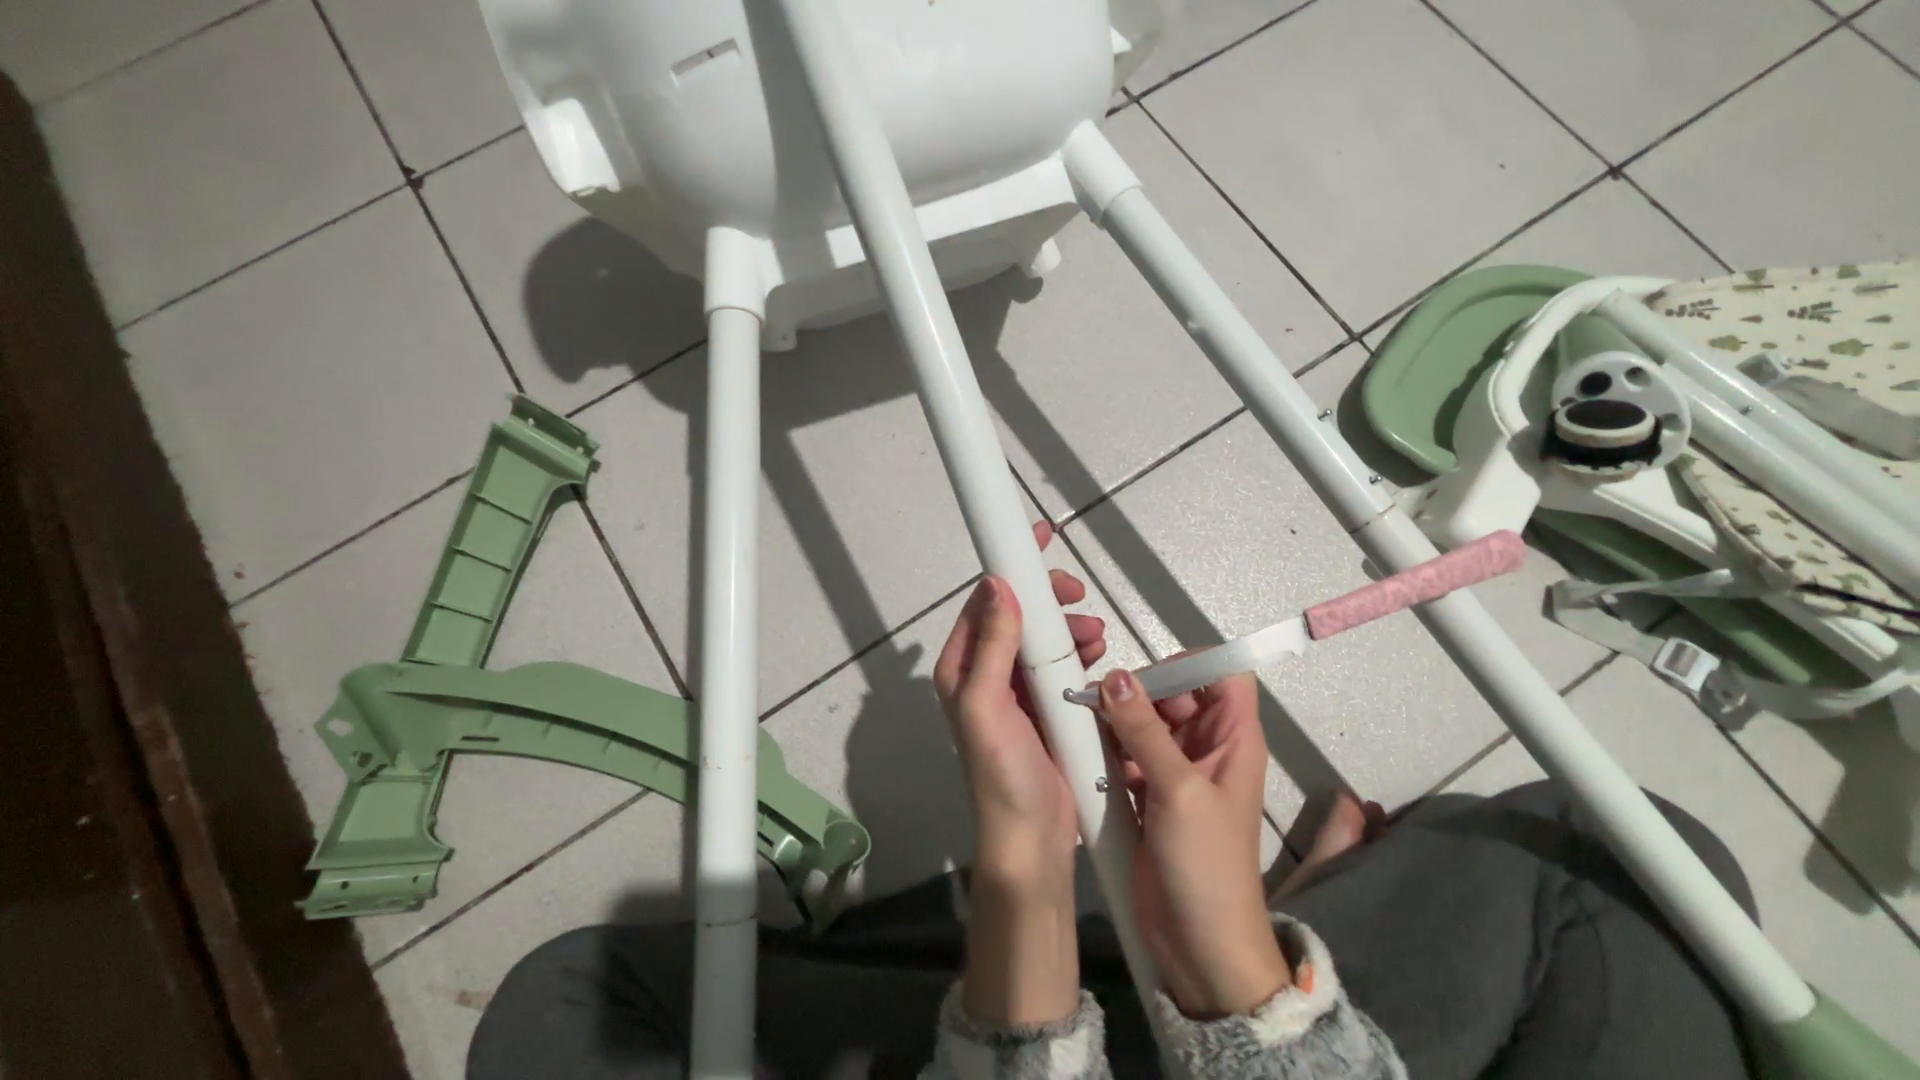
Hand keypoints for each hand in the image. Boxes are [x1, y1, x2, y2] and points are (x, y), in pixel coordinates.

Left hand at [933, 521, 1107, 1025]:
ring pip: (1044, 637)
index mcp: (963, 667)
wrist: (1032, 839)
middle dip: (1048, 599)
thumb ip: (992, 648)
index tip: (1038, 536)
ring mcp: (1017, 691)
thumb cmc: (1002, 775)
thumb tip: (997, 586)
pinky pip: (1063, 665)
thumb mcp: (987, 708)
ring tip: (1095, 635)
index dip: (1010, 565)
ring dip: (1069, 628)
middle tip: (1077, 595)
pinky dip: (1080, 654)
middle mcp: (986, 673)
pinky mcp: (1045, 708)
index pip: (984, 600)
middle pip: (1017, 613)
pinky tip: (1098, 658)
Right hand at [1098, 668, 1290, 1018]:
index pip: (1223, 677)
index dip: (1191, 663)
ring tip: (1081, 717)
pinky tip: (1082, 750)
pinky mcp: (1149, 798)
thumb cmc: (1206, 864)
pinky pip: (1128, 757)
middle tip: (1095, 694)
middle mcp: (1207, 749)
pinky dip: (1108, 750)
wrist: (1200, 946)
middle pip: (1177, 696)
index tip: (1144, 670)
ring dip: (1118, 720)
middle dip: (1139, 690)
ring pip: (1147, 725)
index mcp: (1233, 740)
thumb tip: (1116, 676)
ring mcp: (1176, 775)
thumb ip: (1145, 731)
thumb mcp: (1178, 791)